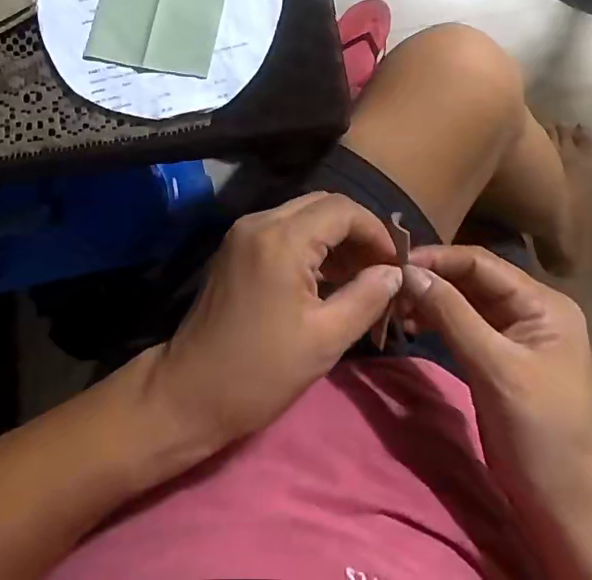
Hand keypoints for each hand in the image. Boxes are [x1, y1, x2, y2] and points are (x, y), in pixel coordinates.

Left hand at [145, 192, 402, 451]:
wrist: (193, 387)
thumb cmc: (262, 369)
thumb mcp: (326, 337)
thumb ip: (366, 296)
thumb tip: (394, 272)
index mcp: (280, 238)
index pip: (341, 208)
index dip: (376, 231)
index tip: (398, 266)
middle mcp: (257, 223)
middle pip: (320, 205)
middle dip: (356, 232)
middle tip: (382, 272)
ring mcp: (241, 234)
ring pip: (300, 216)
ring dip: (333, 239)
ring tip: (363, 280)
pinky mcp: (233, 249)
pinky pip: (280, 231)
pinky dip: (308, 246)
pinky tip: (329, 281)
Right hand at [403, 246, 591, 578]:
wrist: (563, 504)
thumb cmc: (540, 432)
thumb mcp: (495, 368)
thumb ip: (451, 313)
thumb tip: (407, 270)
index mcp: (544, 305)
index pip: (480, 262)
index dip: (435, 259)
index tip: (391, 264)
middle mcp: (529, 309)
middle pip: (468, 277)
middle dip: (427, 278)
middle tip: (384, 285)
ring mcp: (512, 332)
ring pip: (458, 298)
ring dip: (425, 298)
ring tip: (391, 306)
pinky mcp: (494, 353)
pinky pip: (456, 321)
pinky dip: (430, 318)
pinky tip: (406, 324)